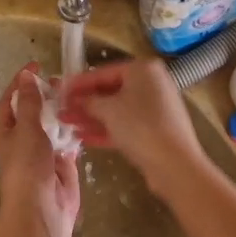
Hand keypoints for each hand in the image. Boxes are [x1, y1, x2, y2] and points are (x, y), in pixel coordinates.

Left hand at [0, 63, 79, 229]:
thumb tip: (26, 75)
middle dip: (46, 96)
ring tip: (77, 95)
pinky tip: (86, 117)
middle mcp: (23, 140)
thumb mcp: (27, 127)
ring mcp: (44, 152)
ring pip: (53, 125)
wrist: (42, 209)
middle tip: (62, 82)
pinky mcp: (63, 164)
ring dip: (63, 112)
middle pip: (34, 111)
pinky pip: (69, 142)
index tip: (37, 65)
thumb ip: (30, 101)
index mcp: (7, 131)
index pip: (11, 99)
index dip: (22, 82)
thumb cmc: (27, 165)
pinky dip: (75, 131)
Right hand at [58, 59, 204, 193]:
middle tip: (61, 109)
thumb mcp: (109, 110)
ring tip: (67, 124)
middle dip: (84, 103)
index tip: (60, 90)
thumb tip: (74, 100)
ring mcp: (153, 109)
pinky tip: (83, 137)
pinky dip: (105, 129)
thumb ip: (88, 102)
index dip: (79, 83)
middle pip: (109, 91)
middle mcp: (150, 84)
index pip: (103, 72)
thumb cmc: (141, 127)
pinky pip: (124, 125)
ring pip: (116, 110)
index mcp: (142, 70)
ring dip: (91, 117)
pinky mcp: (153, 131)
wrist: (175, 166)